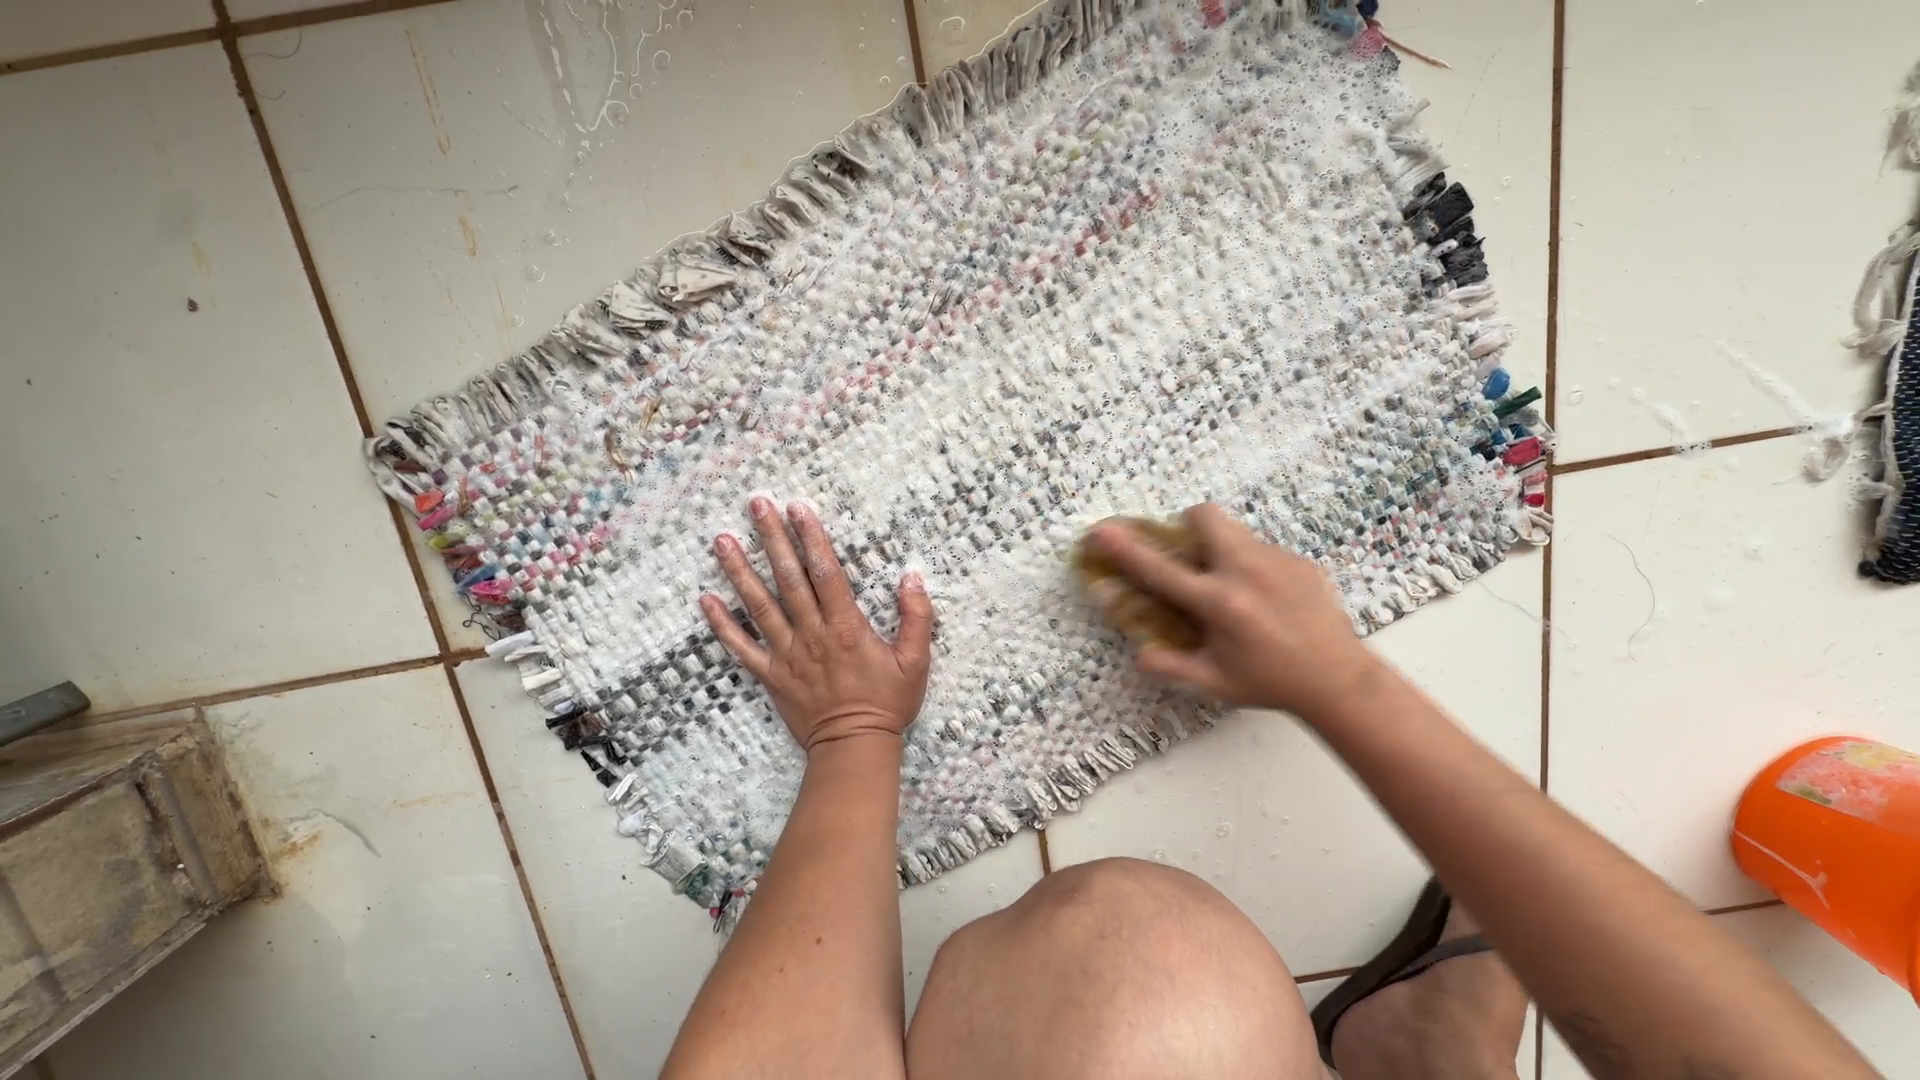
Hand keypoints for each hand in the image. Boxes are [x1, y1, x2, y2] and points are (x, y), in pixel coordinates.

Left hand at [700, 497, 934, 752]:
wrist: (854, 747)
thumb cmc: (888, 704)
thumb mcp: (916, 662)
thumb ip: (917, 617)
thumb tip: (912, 576)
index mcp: (846, 628)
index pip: (825, 572)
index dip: (811, 537)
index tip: (798, 507)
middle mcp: (812, 635)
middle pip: (788, 579)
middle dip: (772, 538)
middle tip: (757, 504)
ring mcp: (787, 655)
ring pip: (759, 606)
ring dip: (739, 571)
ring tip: (722, 539)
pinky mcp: (771, 676)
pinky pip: (741, 648)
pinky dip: (721, 625)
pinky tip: (705, 600)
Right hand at [1087, 504, 1383, 718]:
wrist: (1339, 680)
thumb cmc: (1271, 683)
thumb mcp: (1214, 682)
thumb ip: (1171, 666)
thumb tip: (1139, 653)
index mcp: (1219, 603)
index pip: (1161, 569)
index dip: (1126, 549)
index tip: (1102, 530)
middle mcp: (1246, 573)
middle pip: (1206, 516)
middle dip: (1187, 523)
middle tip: (1188, 551)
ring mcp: (1277, 562)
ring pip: (1236, 531)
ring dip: (1221, 547)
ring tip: (1232, 584)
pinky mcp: (1301, 562)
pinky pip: (1263, 550)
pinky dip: (1252, 566)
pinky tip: (1266, 599)